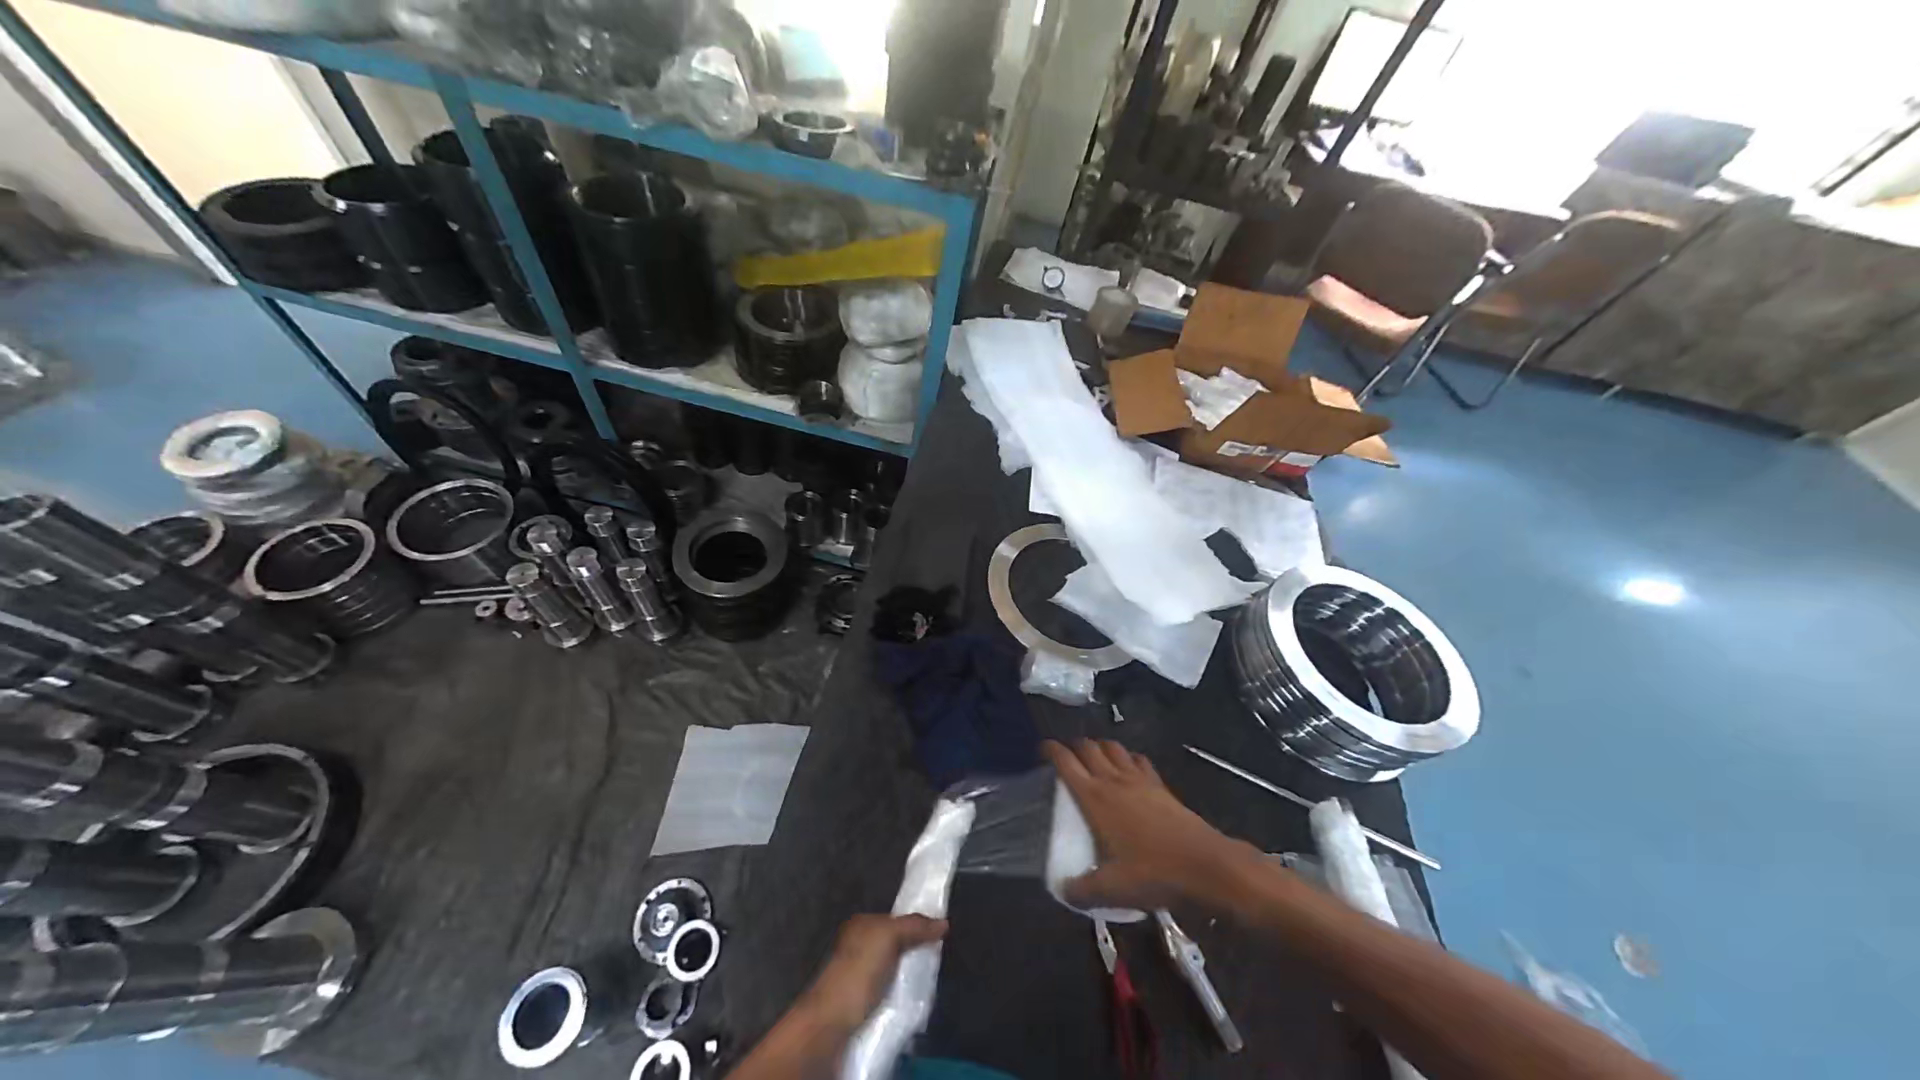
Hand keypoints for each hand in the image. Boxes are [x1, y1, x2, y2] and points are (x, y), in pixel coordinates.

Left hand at [798, 914, 947, 1031]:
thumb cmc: (859, 969)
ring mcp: (858, 976)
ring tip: (928, 983)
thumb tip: (943, 923)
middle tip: (935, 961)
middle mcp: (857, 946)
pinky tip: (912, 1001)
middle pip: (894, 944)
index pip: (893, 919)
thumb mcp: (889, 936)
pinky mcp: (861, 1003)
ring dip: (908, 977)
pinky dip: (900, 996)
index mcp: (860, 925)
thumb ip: (914, 926)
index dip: (914, 925)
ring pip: (892, 970)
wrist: (832, 1021)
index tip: (937, 936)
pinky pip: (888, 993)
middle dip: (913, 951)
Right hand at [1043, 739, 1256, 911]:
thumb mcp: (1111, 889)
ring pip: (1114, 747)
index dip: (1051, 750)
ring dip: (1100, 747)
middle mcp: (1114, 780)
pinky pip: (1138, 759)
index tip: (1042, 750)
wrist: (1205, 865)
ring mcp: (1140, 779)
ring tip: (1094, 759)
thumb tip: (1063, 889)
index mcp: (1094, 797)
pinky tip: (1128, 770)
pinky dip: (1127, 758)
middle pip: (1089, 747)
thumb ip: (1081, 890)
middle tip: (1066, 758)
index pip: (1066, 762)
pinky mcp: (1160, 785)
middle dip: (1074, 746)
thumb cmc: (1153, 872)